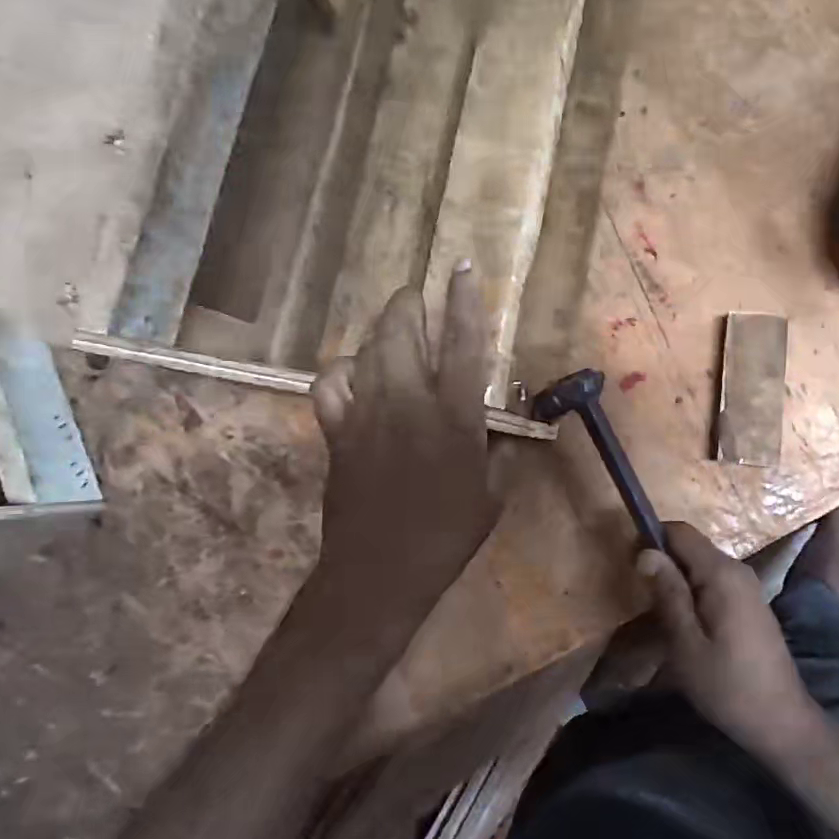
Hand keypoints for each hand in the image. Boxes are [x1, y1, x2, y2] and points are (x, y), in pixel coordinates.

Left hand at [311, 264, 503, 607]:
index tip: (463, 267)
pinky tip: (357, 374)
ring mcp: (366, 414)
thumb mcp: (495, 491)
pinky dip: (344, 369)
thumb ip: (503, 446)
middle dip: (411, 303)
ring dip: (383, 329)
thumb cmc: (448, 532)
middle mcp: (409, 403)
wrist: (380, 571)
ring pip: (368, 349)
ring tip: (396, 327)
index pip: (464, 343)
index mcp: (456, 416)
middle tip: (421, 296)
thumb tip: (507, 414)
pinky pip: (331, 383)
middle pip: (403, 330)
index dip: (465, 300)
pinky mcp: (336, 431)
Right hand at [638, 523, 820, 755]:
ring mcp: (748, 585)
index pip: (681, 532)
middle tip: (639, 596)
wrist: (780, 718)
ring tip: (656, 613)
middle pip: (692, 547)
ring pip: (702, 566)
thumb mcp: (686, 644)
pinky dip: (694, 592)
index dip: (652, 538)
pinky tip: (683, 622)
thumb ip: (668, 594)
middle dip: (663, 562)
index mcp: (722, 573)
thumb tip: (645, 551)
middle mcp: (738, 569)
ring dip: (677, 580)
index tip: (629, 564)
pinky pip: (714, 582)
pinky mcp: (750, 602)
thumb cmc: (727, 685)